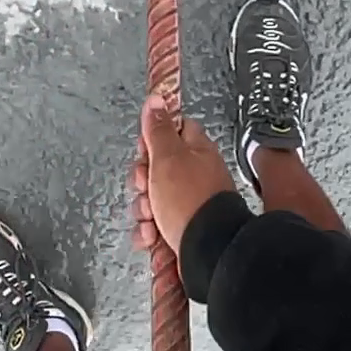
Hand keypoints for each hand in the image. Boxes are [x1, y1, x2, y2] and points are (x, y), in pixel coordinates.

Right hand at [131, 95, 234, 257]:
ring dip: (144, 210)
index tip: (145, 152)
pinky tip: (152, 237)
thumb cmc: (191, 201)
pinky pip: (156, 225)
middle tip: (146, 187)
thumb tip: (156, 99)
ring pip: (153, 198)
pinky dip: (150, 232)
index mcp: (196, 150)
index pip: (172, 130)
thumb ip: (158, 129)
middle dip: (142, 181)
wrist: (208, 252)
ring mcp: (190, 202)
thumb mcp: (167, 157)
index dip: (152, 140)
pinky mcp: (184, 228)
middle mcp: (196, 174)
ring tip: (151, 218)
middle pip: (157, 167)